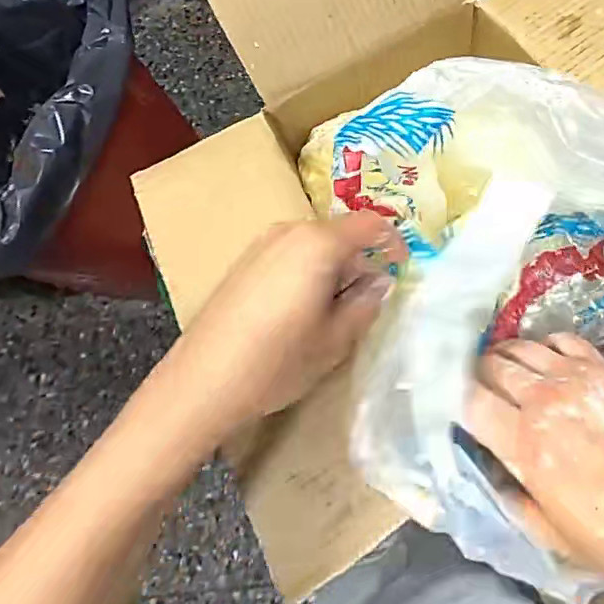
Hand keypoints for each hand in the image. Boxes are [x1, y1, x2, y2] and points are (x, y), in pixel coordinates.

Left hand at [163, 213, 405, 434]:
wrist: (202, 380)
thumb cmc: (278, 360)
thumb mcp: (336, 338)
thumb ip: (366, 302)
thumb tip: (379, 281)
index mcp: (319, 243)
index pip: (370, 223)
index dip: (393, 241)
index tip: (401, 268)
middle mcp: (290, 230)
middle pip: (340, 232)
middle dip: (360, 259)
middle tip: (367, 298)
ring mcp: (263, 243)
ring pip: (314, 243)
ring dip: (333, 265)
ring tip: (333, 308)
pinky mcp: (244, 260)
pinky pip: (290, 252)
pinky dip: (307, 269)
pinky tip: (300, 309)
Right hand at [462, 334, 603, 603]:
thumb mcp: (562, 541)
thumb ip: (517, 502)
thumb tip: (494, 474)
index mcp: (525, 442)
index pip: (467, 400)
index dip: (446, 394)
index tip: (436, 397)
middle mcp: (543, 397)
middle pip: (489, 364)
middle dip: (471, 372)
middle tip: (469, 387)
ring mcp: (577, 375)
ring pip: (520, 346)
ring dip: (503, 356)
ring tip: (500, 370)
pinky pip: (560, 339)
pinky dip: (543, 346)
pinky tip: (545, 362)